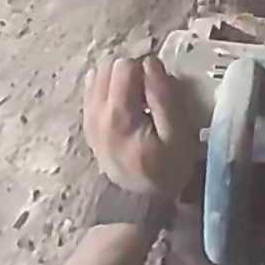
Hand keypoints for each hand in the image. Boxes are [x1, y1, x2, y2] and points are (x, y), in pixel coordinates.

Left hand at [84, 58, 193, 199]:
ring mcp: (88, 118)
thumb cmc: (166, 168)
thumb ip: (163, 96)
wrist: (140, 201)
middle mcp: (95, 112)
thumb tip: (151, 63)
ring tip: (137, 102)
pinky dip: (109, 90)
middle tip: (149, 97)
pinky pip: (93, 90)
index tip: (158, 93)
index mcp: (118, 114)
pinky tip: (125, 107)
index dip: (146, 72)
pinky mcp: (87, 124)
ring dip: (119, 81)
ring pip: (98, 76)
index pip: (125, 66)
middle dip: (131, 74)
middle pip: (108, 67)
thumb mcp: (177, 135)